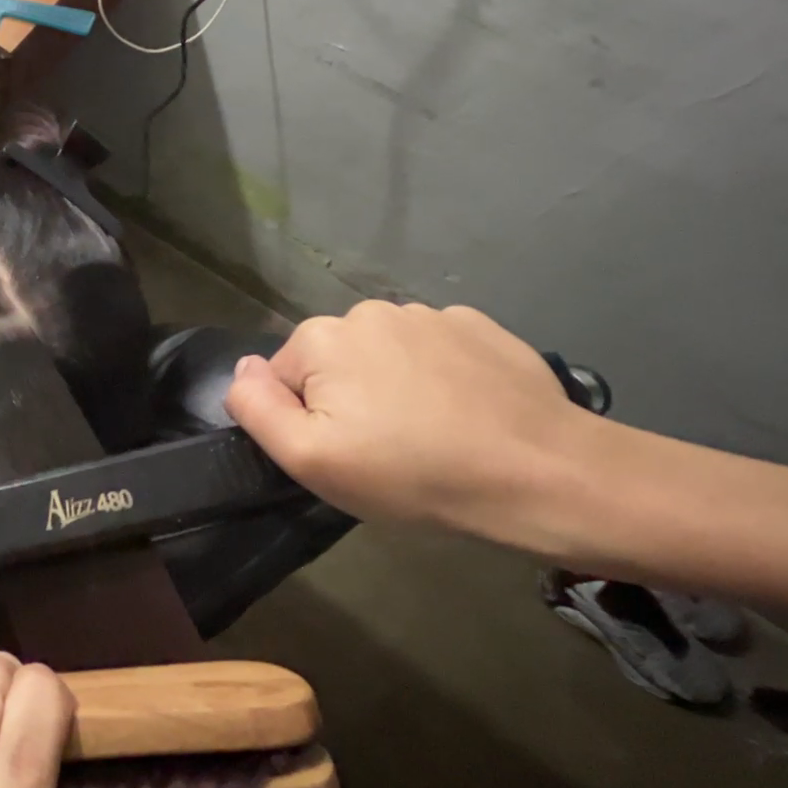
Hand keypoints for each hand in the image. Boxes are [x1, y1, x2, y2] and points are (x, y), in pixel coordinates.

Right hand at [224, 301, 595, 535]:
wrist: (544, 475)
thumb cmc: (412, 473)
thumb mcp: (310, 458)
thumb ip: (256, 408)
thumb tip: (243, 369)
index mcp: (322, 337)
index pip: (284, 379)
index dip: (306, 420)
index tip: (348, 453)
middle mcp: (368, 312)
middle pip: (332, 362)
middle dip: (347, 399)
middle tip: (386, 449)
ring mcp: (429, 314)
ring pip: (383, 355)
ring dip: (392, 386)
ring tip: (431, 434)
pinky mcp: (479, 326)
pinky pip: (433, 350)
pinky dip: (437, 376)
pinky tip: (464, 413)